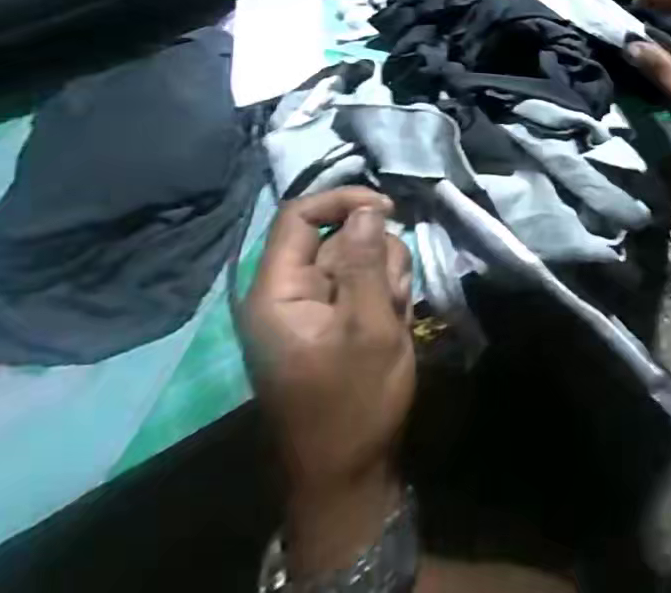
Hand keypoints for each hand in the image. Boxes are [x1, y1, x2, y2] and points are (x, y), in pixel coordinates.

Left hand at [239, 189, 412, 572]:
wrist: (349, 471)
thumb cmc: (354, 401)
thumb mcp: (369, 326)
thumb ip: (366, 263)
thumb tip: (367, 209)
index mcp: (276, 292)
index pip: (298, 216)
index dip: (343, 201)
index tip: (389, 209)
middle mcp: (286, 293)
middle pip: (336, 236)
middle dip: (375, 254)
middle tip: (394, 295)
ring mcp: (308, 309)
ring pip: (355, 258)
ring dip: (385, 277)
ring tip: (393, 317)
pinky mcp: (329, 322)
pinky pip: (361, 285)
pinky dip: (383, 296)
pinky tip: (391, 326)